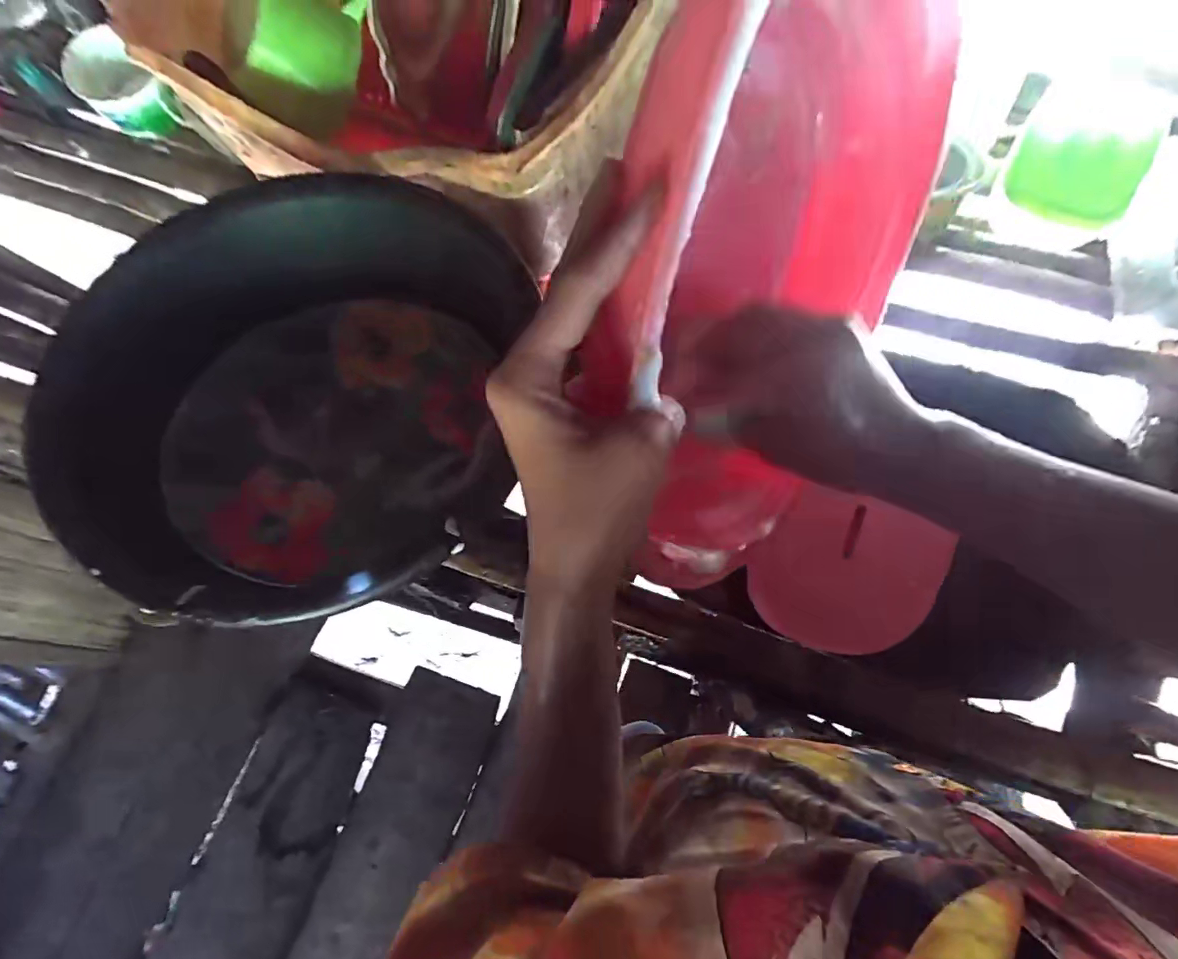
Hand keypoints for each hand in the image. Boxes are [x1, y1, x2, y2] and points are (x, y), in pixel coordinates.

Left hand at [486, 172, 683, 591]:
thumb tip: (658, 384)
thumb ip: (653, 396)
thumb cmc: (597, 516)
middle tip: (619, 172)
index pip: (575, 295)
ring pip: (572, 316)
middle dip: (594, 233)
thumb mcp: (640, 448)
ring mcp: (535, 388)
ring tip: (625, 212)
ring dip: (601, 269)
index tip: (648, 190)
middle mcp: (520, 372)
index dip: (616, 242)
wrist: (574, 567)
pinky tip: (629, 287)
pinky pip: (584, 347)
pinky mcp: (555, 405)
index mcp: (524, 376)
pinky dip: (609, 317)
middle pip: (562, 291)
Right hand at [670, 306, 937, 491]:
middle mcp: (807, 340)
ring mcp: (824, 325)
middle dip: (698, 344)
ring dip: (724, 331)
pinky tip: (741, 350)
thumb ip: (730, 422)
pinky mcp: (834, 322)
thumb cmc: (836, 459)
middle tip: (675, 364)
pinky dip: (753, 331)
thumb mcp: (775, 447)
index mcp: (792, 380)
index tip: (664, 396)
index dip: (688, 386)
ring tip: (705, 353)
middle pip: (736, 328)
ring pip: (758, 315)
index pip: (723, 378)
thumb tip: (688, 411)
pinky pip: (782, 318)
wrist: (900, 444)